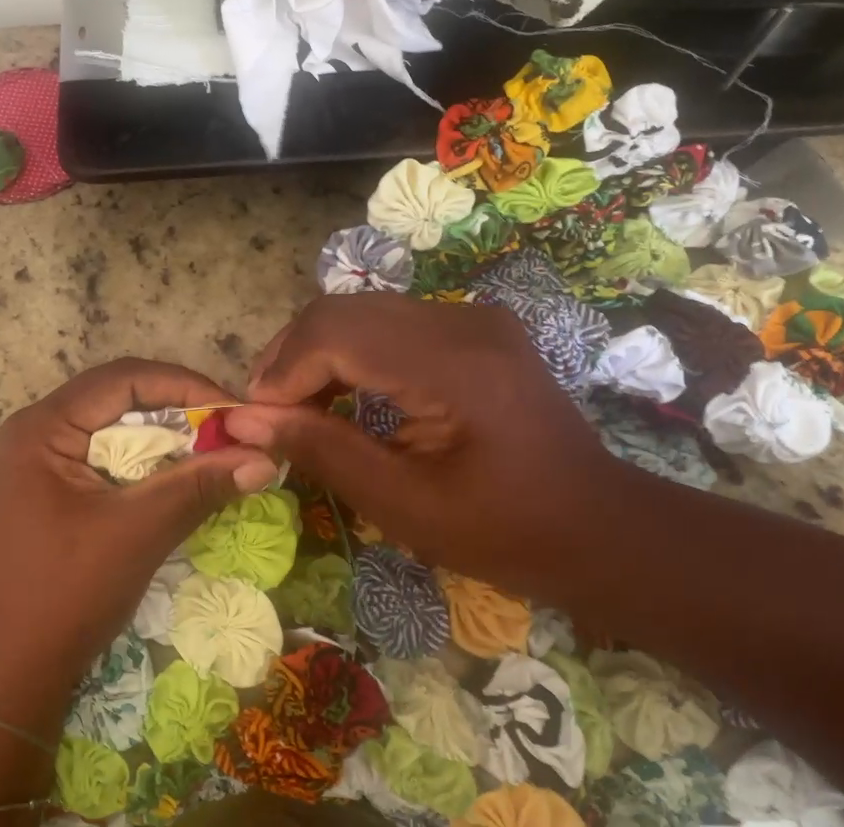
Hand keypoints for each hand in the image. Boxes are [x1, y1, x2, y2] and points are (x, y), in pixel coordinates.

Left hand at [0, 358, 278, 690]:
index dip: (185, 385)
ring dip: (163, 440)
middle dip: (177, 412)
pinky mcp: (45, 492)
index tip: (237, 410)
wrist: (7, 670)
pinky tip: (176, 480)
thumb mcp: (137, 532)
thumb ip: (198, 486)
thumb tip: (266, 457)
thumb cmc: (65, 592)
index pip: (122, 379)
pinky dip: (142, 466)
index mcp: (42, 427)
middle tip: (232, 431)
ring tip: (213, 453)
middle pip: (116, 400)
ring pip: (111, 431)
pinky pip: (102, 460)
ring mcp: (35, 463)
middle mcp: (33, 432)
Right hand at [223, 293, 632, 592]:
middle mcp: (461, 321)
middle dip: (290, 358)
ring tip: (295, 407)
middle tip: (266, 413)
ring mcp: (470, 317)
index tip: (254, 419)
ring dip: (315, 353)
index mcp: (452, 365)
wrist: (600, 528)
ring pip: (359, 310)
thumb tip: (243, 420)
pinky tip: (340, 393)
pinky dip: (349, 352)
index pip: (335, 332)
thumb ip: (321, 450)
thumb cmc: (505, 532)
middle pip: (341, 311)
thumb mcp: (403, 504)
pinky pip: (387, 322)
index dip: (282, 370)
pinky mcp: (472, 326)